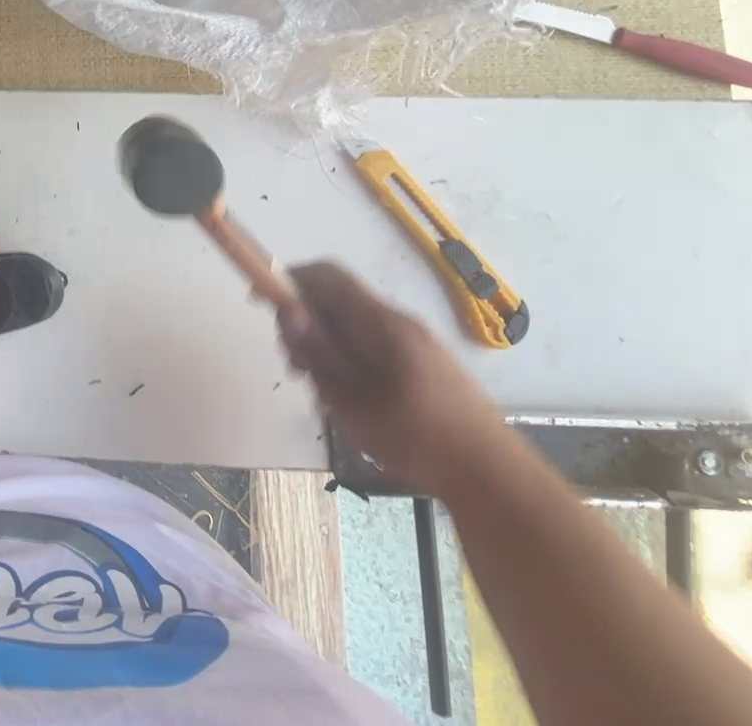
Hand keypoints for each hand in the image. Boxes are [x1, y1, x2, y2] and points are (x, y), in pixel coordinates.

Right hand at [279, 262, 511, 496]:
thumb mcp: (349, 397)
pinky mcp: (422, 363)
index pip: (325, 275)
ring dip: (323, 350)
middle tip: (298, 371)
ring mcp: (413, 343)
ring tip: (325, 395)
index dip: (286, 280)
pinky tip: (351, 401)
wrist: (490, 475)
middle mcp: (397, 322)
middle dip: (303, 327)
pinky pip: (369, 347)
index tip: (261, 305)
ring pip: (349, 328)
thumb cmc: (414, 436)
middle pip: (334, 302)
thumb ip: (315, 350)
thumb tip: (285, 306)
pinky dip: (346, 362)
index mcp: (380, 323)